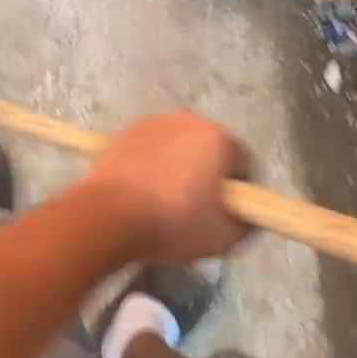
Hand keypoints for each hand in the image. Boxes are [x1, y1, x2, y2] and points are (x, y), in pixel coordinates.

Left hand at [78, 111, 250, 263]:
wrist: (110, 213)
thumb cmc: (174, 222)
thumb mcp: (224, 237)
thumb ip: (246, 223)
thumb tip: (246, 217)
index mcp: (218, 138)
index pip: (244, 161)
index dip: (242, 188)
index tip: (231, 211)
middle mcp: (188, 119)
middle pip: (209, 147)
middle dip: (209, 171)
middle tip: (200, 206)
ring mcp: (153, 122)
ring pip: (178, 144)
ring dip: (179, 164)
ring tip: (167, 198)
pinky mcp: (125, 130)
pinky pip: (151, 146)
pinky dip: (153, 162)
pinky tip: (144, 188)